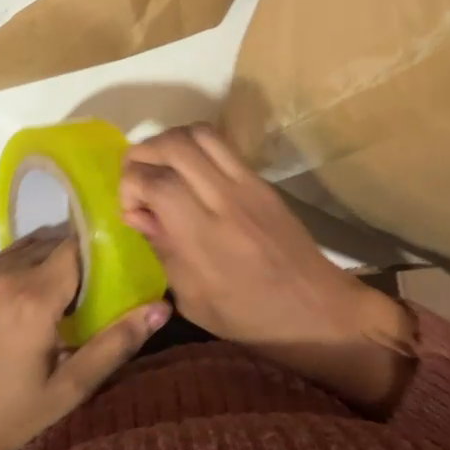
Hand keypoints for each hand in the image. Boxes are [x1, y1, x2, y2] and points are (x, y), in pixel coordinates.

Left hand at [0, 230, 170, 449]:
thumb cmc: (21, 410)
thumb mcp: (75, 384)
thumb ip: (118, 341)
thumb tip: (162, 308)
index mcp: (33, 298)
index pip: (75, 247)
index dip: (99, 252)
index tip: (120, 266)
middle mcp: (7, 273)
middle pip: (56, 241)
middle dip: (81, 257)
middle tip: (101, 285)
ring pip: (35, 242)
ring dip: (56, 257)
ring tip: (74, 292)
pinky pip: (15, 253)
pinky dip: (34, 262)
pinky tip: (45, 293)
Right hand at [119, 124, 414, 411]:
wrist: (318, 310)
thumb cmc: (250, 317)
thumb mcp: (193, 299)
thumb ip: (162, 248)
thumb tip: (136, 212)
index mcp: (205, 237)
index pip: (156, 181)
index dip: (130, 186)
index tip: (131, 209)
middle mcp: (225, 200)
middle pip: (173, 145)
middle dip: (142, 154)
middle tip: (137, 179)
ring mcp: (247, 184)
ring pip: (197, 132)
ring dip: (168, 142)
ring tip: (160, 167)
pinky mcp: (261, 180)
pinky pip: (220, 143)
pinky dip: (193, 146)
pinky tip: (188, 171)